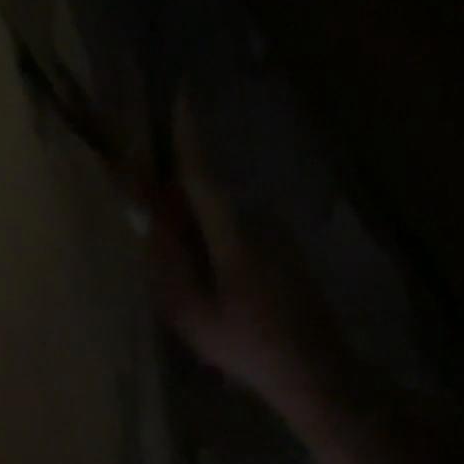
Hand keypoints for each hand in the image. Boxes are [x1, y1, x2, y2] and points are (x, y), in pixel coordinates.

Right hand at [149, 96, 349, 400]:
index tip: (180, 92)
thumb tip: (149, 220)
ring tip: (172, 249)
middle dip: (175, 188)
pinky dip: (213, 235)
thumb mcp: (192, 310)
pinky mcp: (282, 250)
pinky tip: (207, 272)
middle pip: (205, 190)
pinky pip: (235, 228)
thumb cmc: (248, 343)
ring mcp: (273, 234)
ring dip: (194, 217)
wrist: (316, 371)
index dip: (188, 132)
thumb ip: (167, 261)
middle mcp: (255, 220)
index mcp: (230, 230)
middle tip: (146, 202)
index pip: (201, 171)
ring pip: (221, 212)